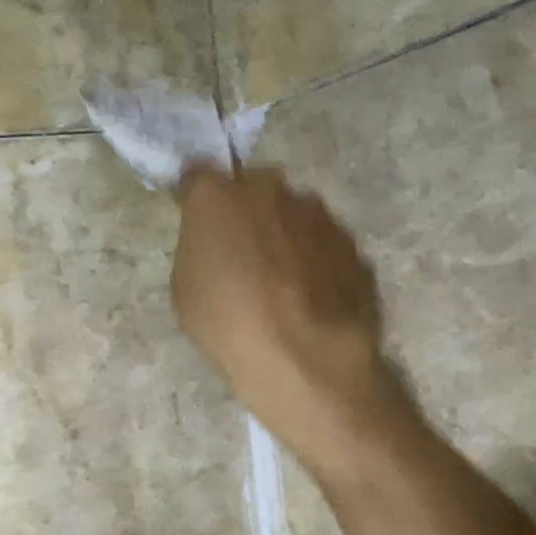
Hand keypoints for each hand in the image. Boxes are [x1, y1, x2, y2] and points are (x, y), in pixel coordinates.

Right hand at [171, 162, 409, 483]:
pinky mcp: (351, 241)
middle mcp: (270, 189)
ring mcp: (317, 213)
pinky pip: (321, 243)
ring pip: (290, 214)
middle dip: (245, 213)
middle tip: (240, 255)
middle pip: (251, 190)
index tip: (195, 220)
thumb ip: (198, 246)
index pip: (197, 175)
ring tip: (281, 285)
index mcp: (218, 196)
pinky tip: (309, 299)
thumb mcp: (185, 289)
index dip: (194, 198)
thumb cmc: (229, 325)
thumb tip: (215, 239)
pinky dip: (313, 260)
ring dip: (283, 236)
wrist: (306, 359)